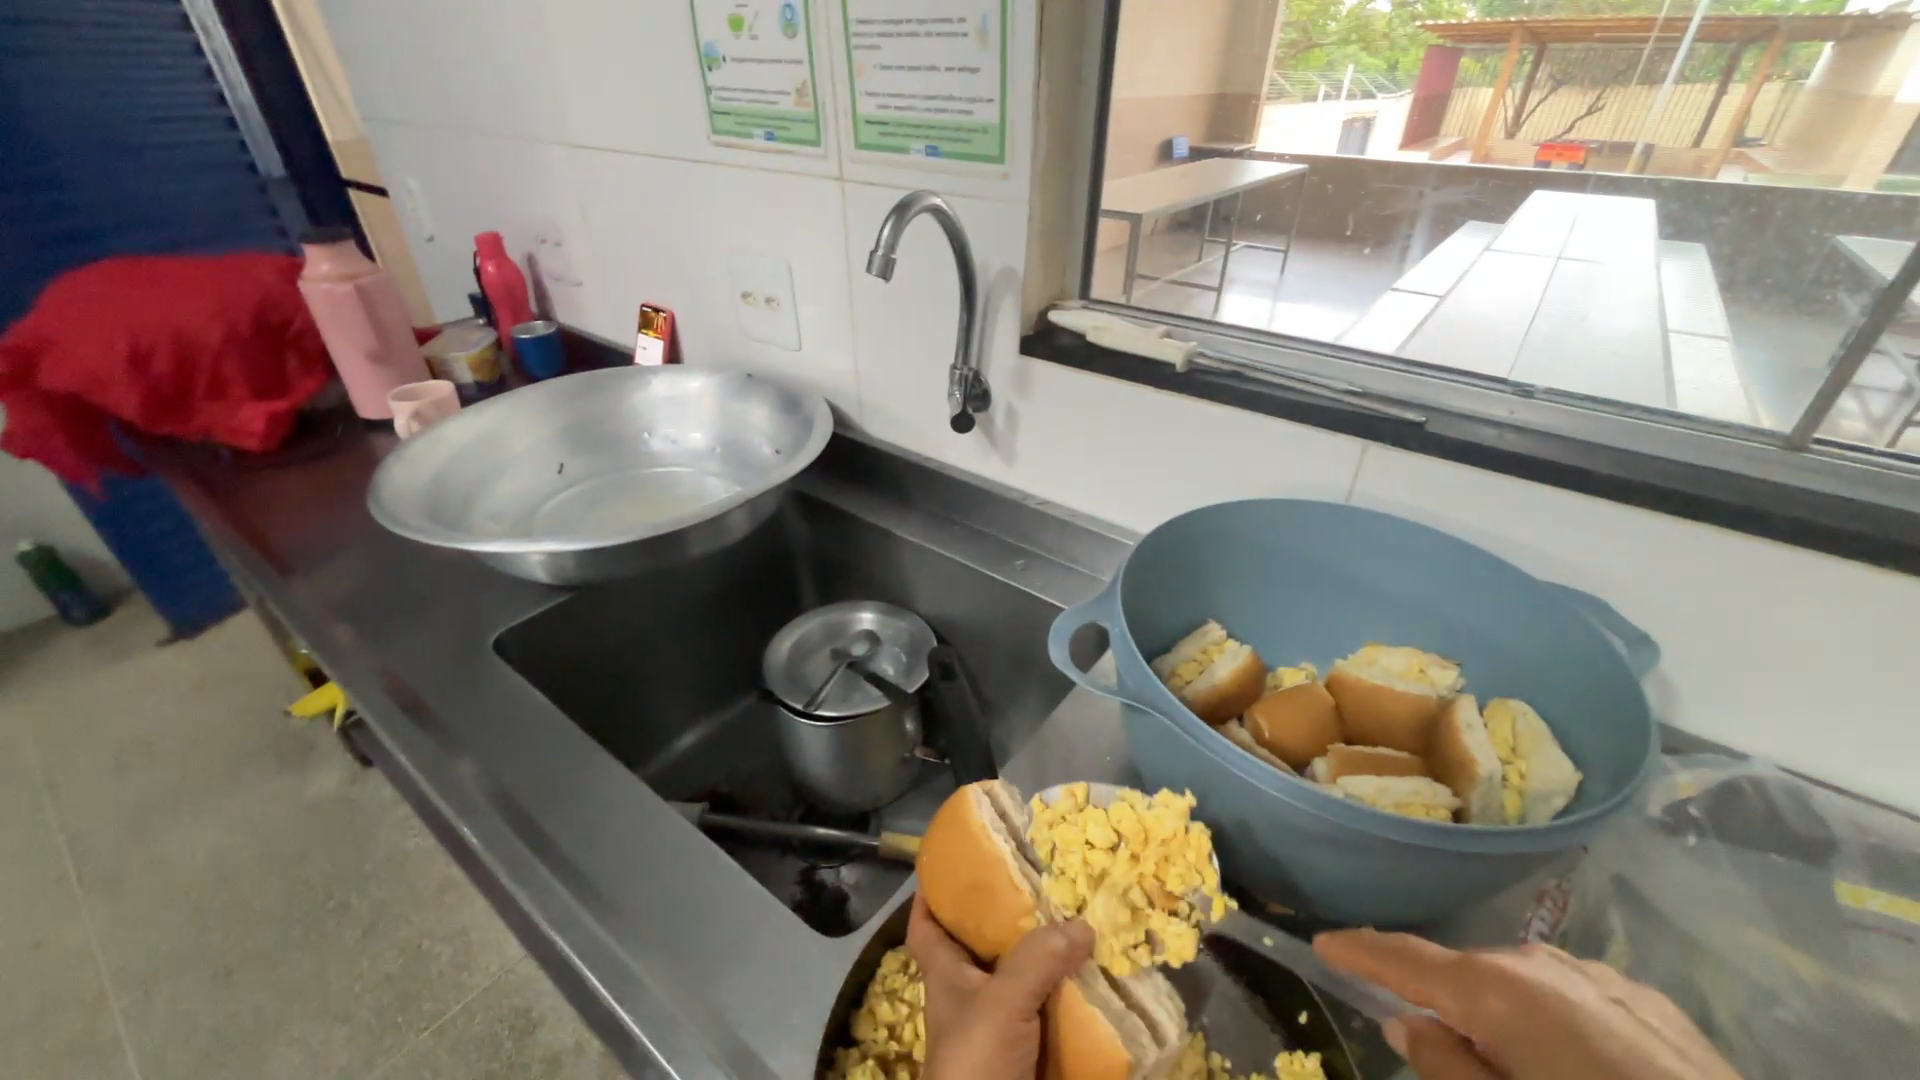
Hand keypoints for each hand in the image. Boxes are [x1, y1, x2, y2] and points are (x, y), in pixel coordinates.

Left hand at [907, 894, 1093, 1079]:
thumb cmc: (976, 1066)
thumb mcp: (999, 1004)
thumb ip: (1036, 960)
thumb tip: (1081, 924)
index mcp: (947, 975)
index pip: (927, 926)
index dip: (933, 892)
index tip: (953, 859)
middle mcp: (973, 994)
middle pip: (986, 943)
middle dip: (1013, 914)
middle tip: (1048, 877)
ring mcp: (1003, 1024)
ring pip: (1028, 976)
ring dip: (1054, 954)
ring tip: (1087, 915)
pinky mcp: (1034, 1052)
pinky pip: (1057, 1012)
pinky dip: (1077, 996)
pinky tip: (1104, 975)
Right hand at [1314, 930, 1739, 1079]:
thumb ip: (1444, 1067)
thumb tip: (1408, 1020)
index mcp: (1495, 991)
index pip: (1402, 957)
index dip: (1357, 950)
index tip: (1321, 943)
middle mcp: (1539, 965)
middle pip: (1461, 971)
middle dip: (1438, 996)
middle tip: (1431, 1038)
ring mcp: (1598, 976)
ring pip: (1518, 981)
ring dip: (1497, 1010)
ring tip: (1511, 1062)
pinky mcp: (1648, 1001)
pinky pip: (1571, 995)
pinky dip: (1550, 1017)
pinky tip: (1576, 1065)